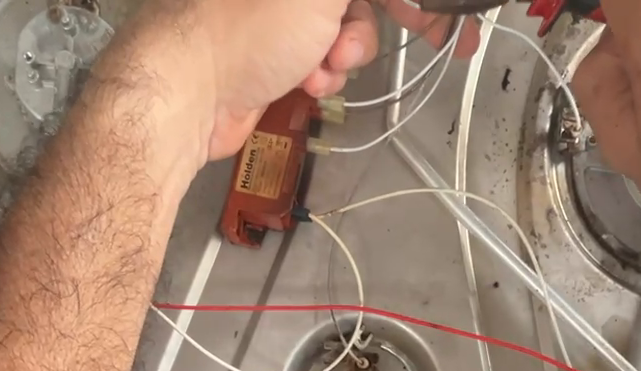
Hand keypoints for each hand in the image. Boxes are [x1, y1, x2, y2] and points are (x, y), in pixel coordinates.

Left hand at [108, 0, 477, 159]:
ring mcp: (285, 10)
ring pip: (349, 27)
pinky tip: (308, 82)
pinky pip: (324, 59)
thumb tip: (361, 7)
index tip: (446, 17)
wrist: (194, 91)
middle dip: (386, 18)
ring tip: (324, 64)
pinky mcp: (278, 49)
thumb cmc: (250, 24)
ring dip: (348, 53)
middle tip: (433, 40)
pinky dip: (325, 74)